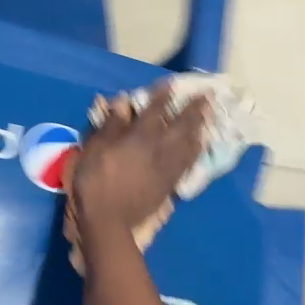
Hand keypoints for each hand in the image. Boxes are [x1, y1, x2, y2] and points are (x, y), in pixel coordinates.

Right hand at [66, 82, 209, 233]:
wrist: (109, 220)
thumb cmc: (96, 181)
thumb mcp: (95, 148)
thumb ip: (112, 124)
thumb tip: (122, 101)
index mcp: (140, 136)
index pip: (155, 110)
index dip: (163, 95)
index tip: (172, 83)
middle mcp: (160, 148)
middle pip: (182, 125)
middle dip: (194, 109)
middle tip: (207, 97)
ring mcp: (168, 167)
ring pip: (191, 143)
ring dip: (200, 128)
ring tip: (209, 118)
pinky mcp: (170, 184)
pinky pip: (189, 162)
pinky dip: (196, 151)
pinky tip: (200, 146)